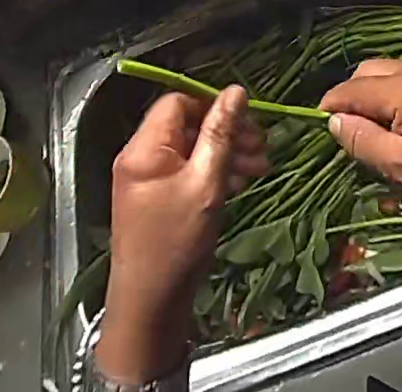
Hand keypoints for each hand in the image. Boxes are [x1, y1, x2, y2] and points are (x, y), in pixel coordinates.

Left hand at [98, 86, 267, 382]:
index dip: (213, 105)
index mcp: (145, 147)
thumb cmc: (176, 243)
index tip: (245, 121)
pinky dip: (213, 172)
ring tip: (259, 167)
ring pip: (191, 148)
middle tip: (260, 145)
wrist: (150, 308)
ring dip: (225, 152)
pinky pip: (187, 170)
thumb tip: (235, 92)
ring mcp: (147, 178)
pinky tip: (239, 183)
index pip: (179, 102)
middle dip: (226, 131)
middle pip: (187, 124)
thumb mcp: (206, 183)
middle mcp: (141, 156)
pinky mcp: (157, 196)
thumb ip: (221, 133)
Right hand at [320, 57, 401, 224]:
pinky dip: (390, 95)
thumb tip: (333, 122)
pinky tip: (400, 125)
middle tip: (355, 138)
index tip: (322, 132)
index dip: (330, 110)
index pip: (348, 90)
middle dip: (351, 101)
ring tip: (379, 135)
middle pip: (362, 74)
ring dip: (371, 98)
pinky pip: (400, 77)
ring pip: (381, 73)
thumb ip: (363, 142)